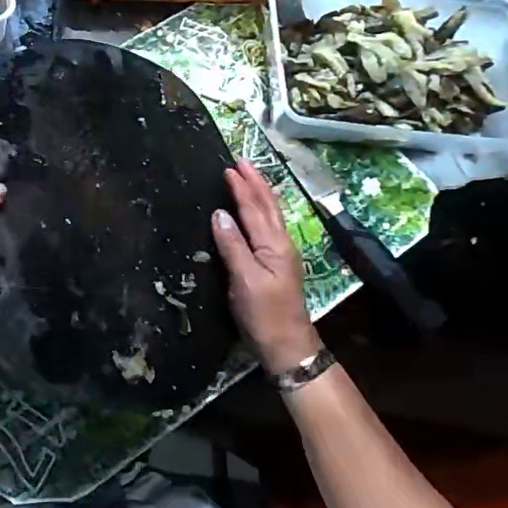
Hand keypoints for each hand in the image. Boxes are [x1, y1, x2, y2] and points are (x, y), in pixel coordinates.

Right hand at [211, 159, 319, 373]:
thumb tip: (219, 214)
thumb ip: (233, 246)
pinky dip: (262, 210)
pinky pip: (270, 226)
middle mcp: (281, 243)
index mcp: (273, 244)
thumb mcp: (244, 281)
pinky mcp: (279, 263)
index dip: (241, 187)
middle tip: (242, 161)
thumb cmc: (264, 315)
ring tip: (250, 177)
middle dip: (255, 182)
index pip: (254, 208)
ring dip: (261, 193)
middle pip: (267, 205)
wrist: (288, 345)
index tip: (229, 167)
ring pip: (271, 214)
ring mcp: (283, 253)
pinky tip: (258, 211)